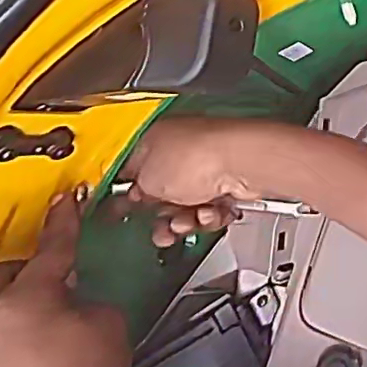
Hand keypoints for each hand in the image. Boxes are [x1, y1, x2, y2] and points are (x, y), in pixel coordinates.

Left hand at [0, 189, 128, 366]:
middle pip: (0, 270)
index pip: (50, 245)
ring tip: (45, 314)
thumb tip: (79, 297)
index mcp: (24, 301)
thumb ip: (92, 298)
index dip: (62, 219)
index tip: (64, 203)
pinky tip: (28, 352)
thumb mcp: (109, 330)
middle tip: (57, 268)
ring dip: (10, 300)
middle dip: (27, 264)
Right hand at [121, 117, 275, 245]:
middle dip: (162, 217)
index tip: (125, 213)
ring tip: (186, 223)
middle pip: (165, 192)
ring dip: (186, 221)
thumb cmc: (196, 158)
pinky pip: (213, 207)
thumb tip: (137, 193)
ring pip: (190, 205)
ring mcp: (210, 164)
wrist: (242, 163)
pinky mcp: (232, 180)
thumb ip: (137, 189)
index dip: (129, 193)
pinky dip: (210, 215)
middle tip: (163, 229)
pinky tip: (209, 214)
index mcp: (157, 138)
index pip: (134, 167)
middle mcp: (185, 148)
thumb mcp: (147, 179)